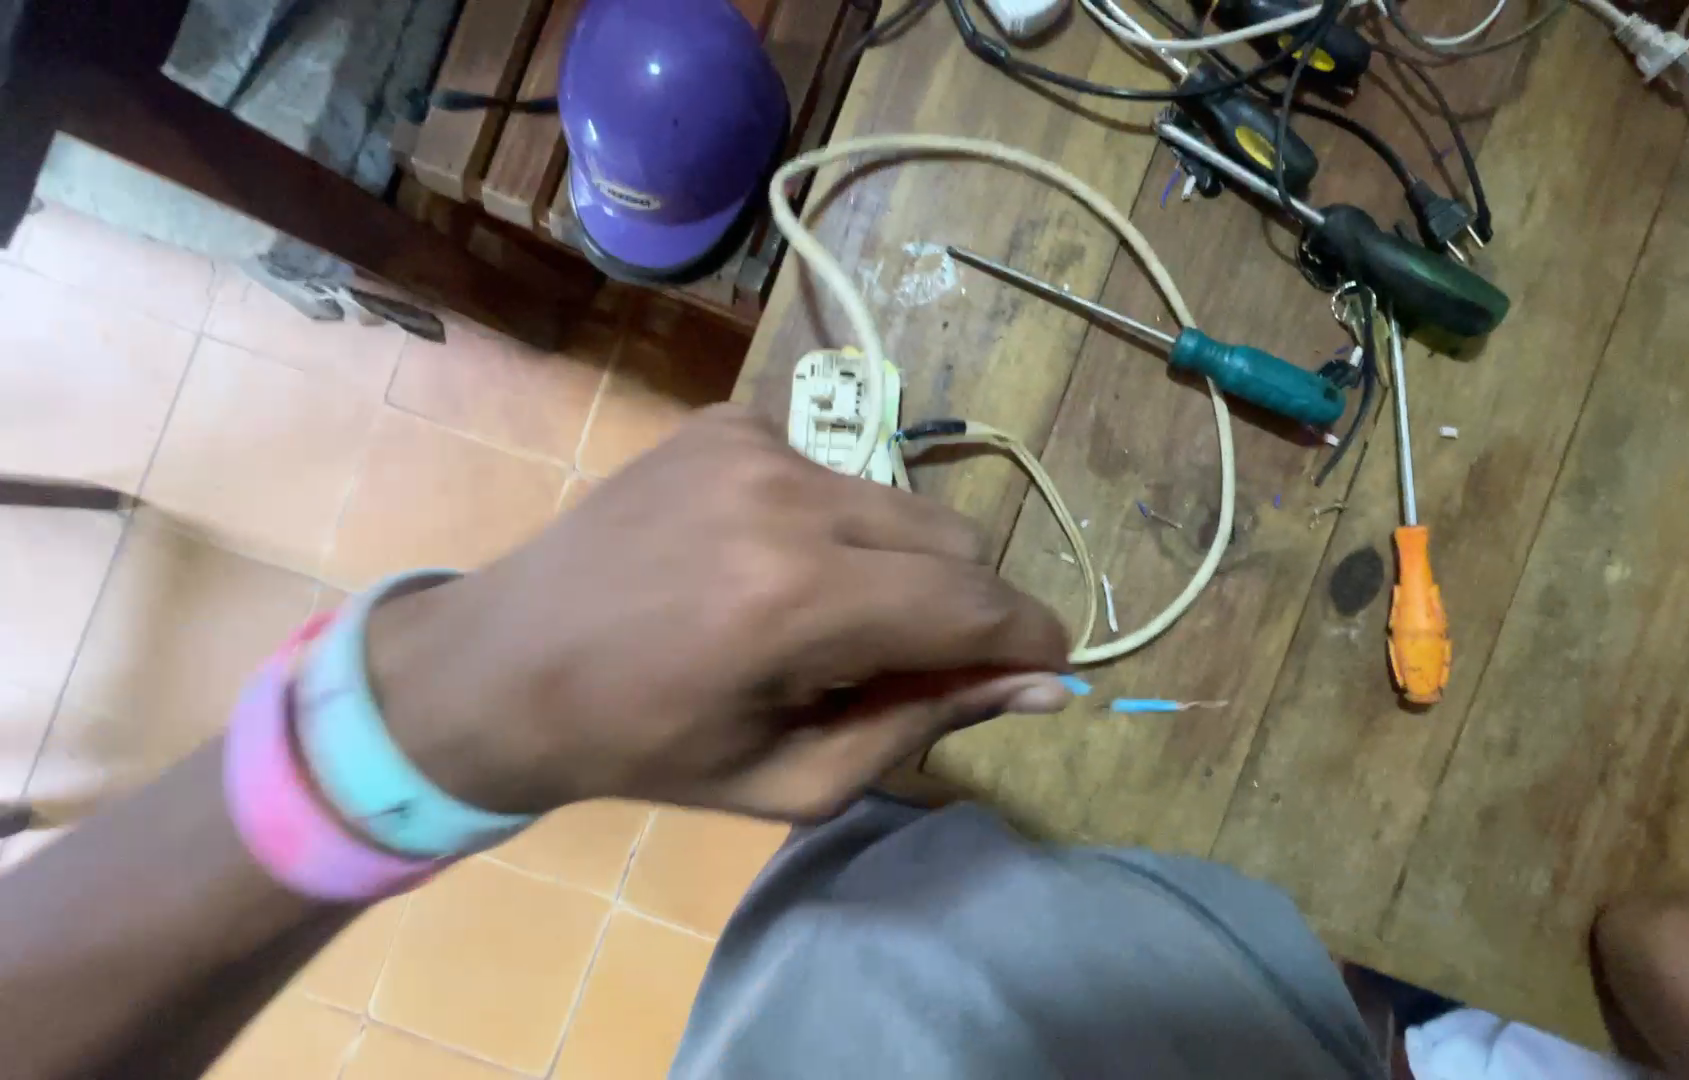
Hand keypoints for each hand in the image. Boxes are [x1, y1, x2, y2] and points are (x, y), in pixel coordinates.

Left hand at [362, 404, 1071, 820]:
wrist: (498, 666)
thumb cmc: (648, 747)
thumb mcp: (796, 775)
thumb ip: (925, 720)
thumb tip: (1040, 685)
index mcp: (795, 602)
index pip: (971, 605)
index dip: (1030, 639)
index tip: (1047, 667)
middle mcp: (787, 497)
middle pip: (956, 538)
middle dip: (966, 604)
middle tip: (915, 655)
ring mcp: (755, 441)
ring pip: (903, 503)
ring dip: (903, 563)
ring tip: (833, 612)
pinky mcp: (731, 421)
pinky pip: (837, 473)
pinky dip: (838, 525)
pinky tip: (771, 559)